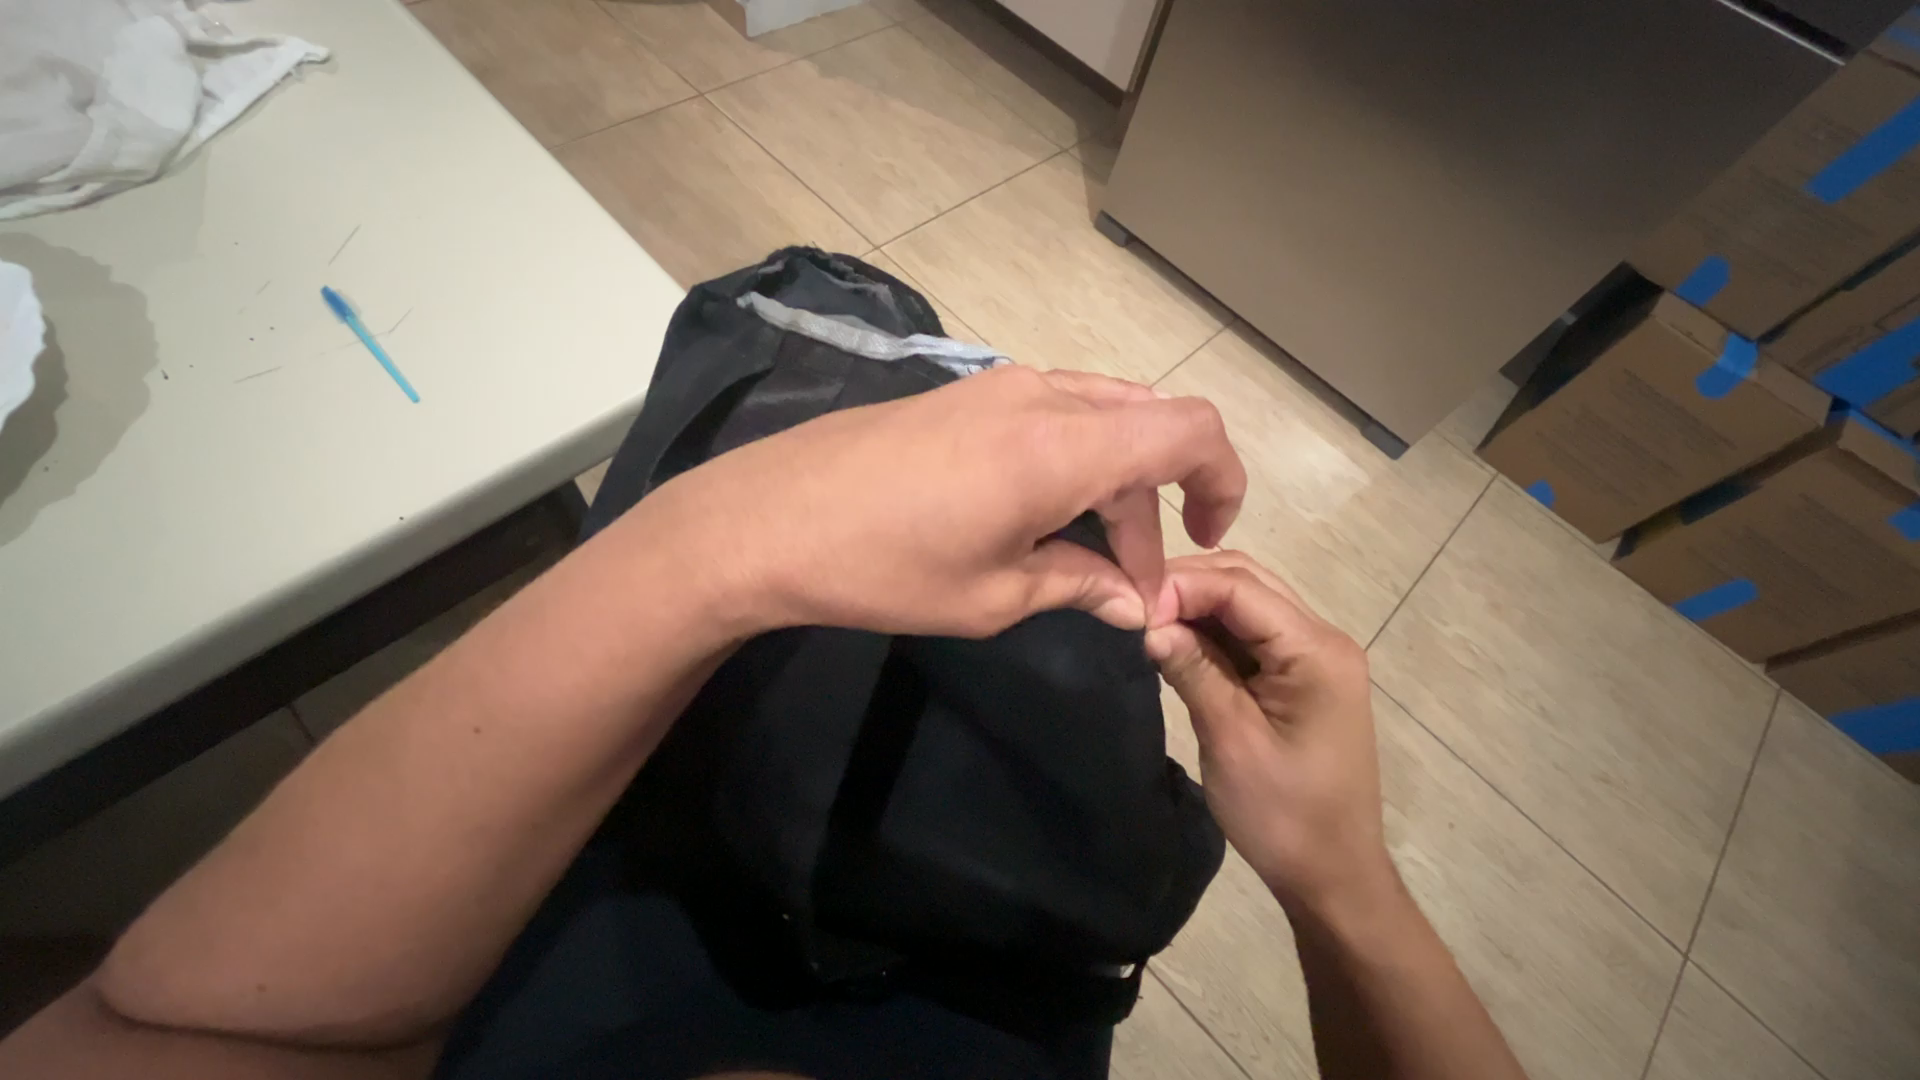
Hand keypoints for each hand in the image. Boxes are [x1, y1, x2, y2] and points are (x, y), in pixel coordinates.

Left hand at [612, 365, 1245, 639]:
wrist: (765, 519)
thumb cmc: (884, 568)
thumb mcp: (993, 596)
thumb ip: (1078, 585)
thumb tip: (1134, 601)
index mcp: (1063, 445)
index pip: (1191, 428)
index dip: (1222, 480)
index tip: (1202, 539)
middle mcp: (1042, 395)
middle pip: (1147, 425)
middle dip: (1156, 501)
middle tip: (1124, 580)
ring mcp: (999, 385)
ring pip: (1100, 418)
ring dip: (1112, 483)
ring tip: (1079, 557)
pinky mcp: (965, 393)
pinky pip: (1053, 414)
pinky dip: (1072, 461)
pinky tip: (1033, 516)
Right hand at [1144, 552, 1394, 915]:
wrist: (1332, 874)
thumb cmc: (1283, 814)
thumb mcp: (1230, 739)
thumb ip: (1192, 669)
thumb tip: (1147, 622)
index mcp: (1316, 651)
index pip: (1240, 587)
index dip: (1181, 586)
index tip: (1130, 606)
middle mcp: (1321, 639)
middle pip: (1246, 582)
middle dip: (1186, 586)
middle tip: (1131, 605)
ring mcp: (1312, 656)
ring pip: (1246, 602)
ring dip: (1196, 605)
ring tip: (1145, 619)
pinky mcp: (1298, 675)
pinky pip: (1249, 633)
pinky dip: (1210, 630)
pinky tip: (1174, 640)